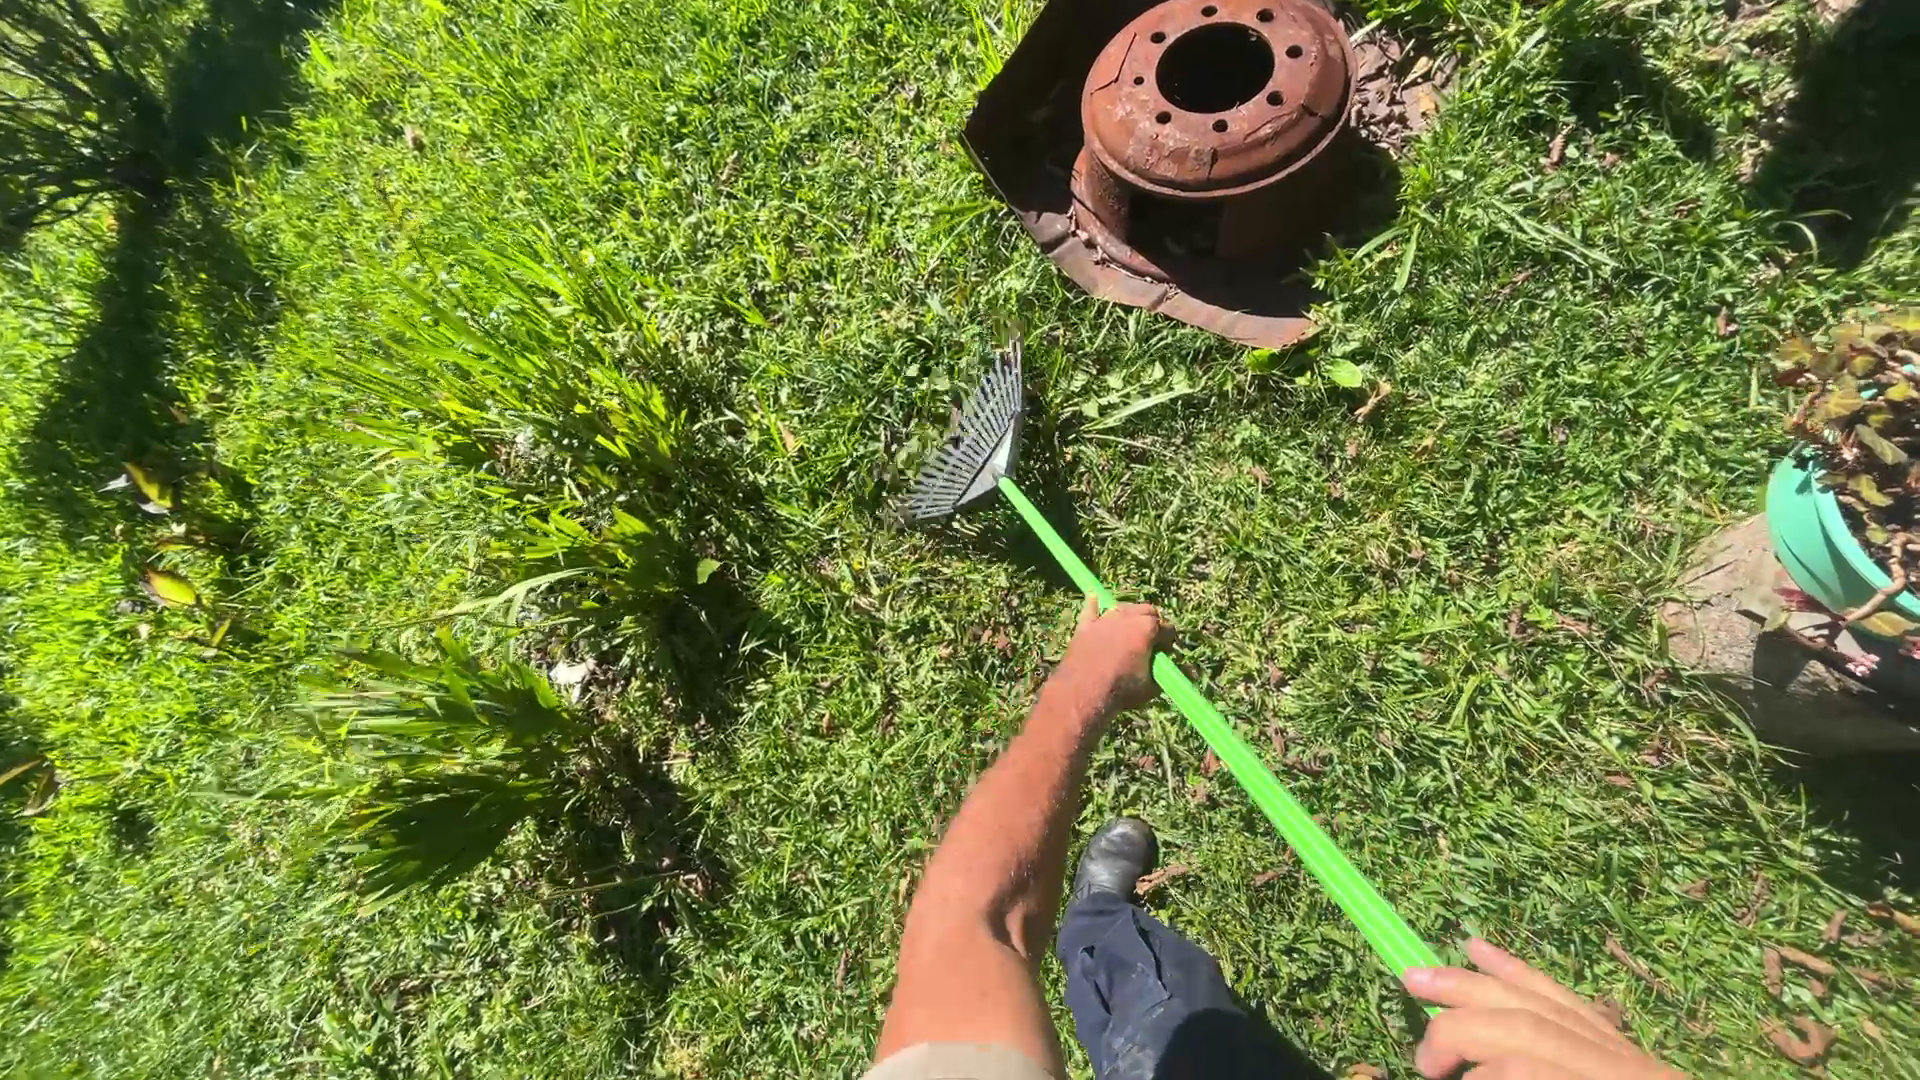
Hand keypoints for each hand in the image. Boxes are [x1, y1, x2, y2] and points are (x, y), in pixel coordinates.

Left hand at [1053, 596, 1172, 715]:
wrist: (1084, 692)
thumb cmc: (1121, 689)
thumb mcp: (1152, 686)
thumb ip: (1167, 674)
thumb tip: (1183, 673)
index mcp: (1147, 628)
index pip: (1167, 629)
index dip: (1168, 641)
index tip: (1166, 652)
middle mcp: (1127, 617)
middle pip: (1146, 611)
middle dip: (1152, 623)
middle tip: (1151, 640)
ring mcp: (1104, 619)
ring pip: (1122, 607)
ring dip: (1130, 615)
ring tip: (1131, 627)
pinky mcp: (1085, 626)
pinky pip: (1090, 609)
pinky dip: (1094, 604)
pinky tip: (1093, 596)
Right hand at [1404, 939, 1684, 1079]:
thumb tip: (1475, 1076)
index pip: (1530, 1072)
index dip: (1479, 1072)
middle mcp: (1623, 1073)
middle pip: (1529, 1027)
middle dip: (1461, 1032)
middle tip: (1421, 1059)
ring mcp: (1630, 1056)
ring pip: (1539, 1002)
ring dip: (1469, 986)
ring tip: (1416, 978)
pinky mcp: (1629, 1047)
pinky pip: (1566, 998)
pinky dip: (1515, 971)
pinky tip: (1475, 948)